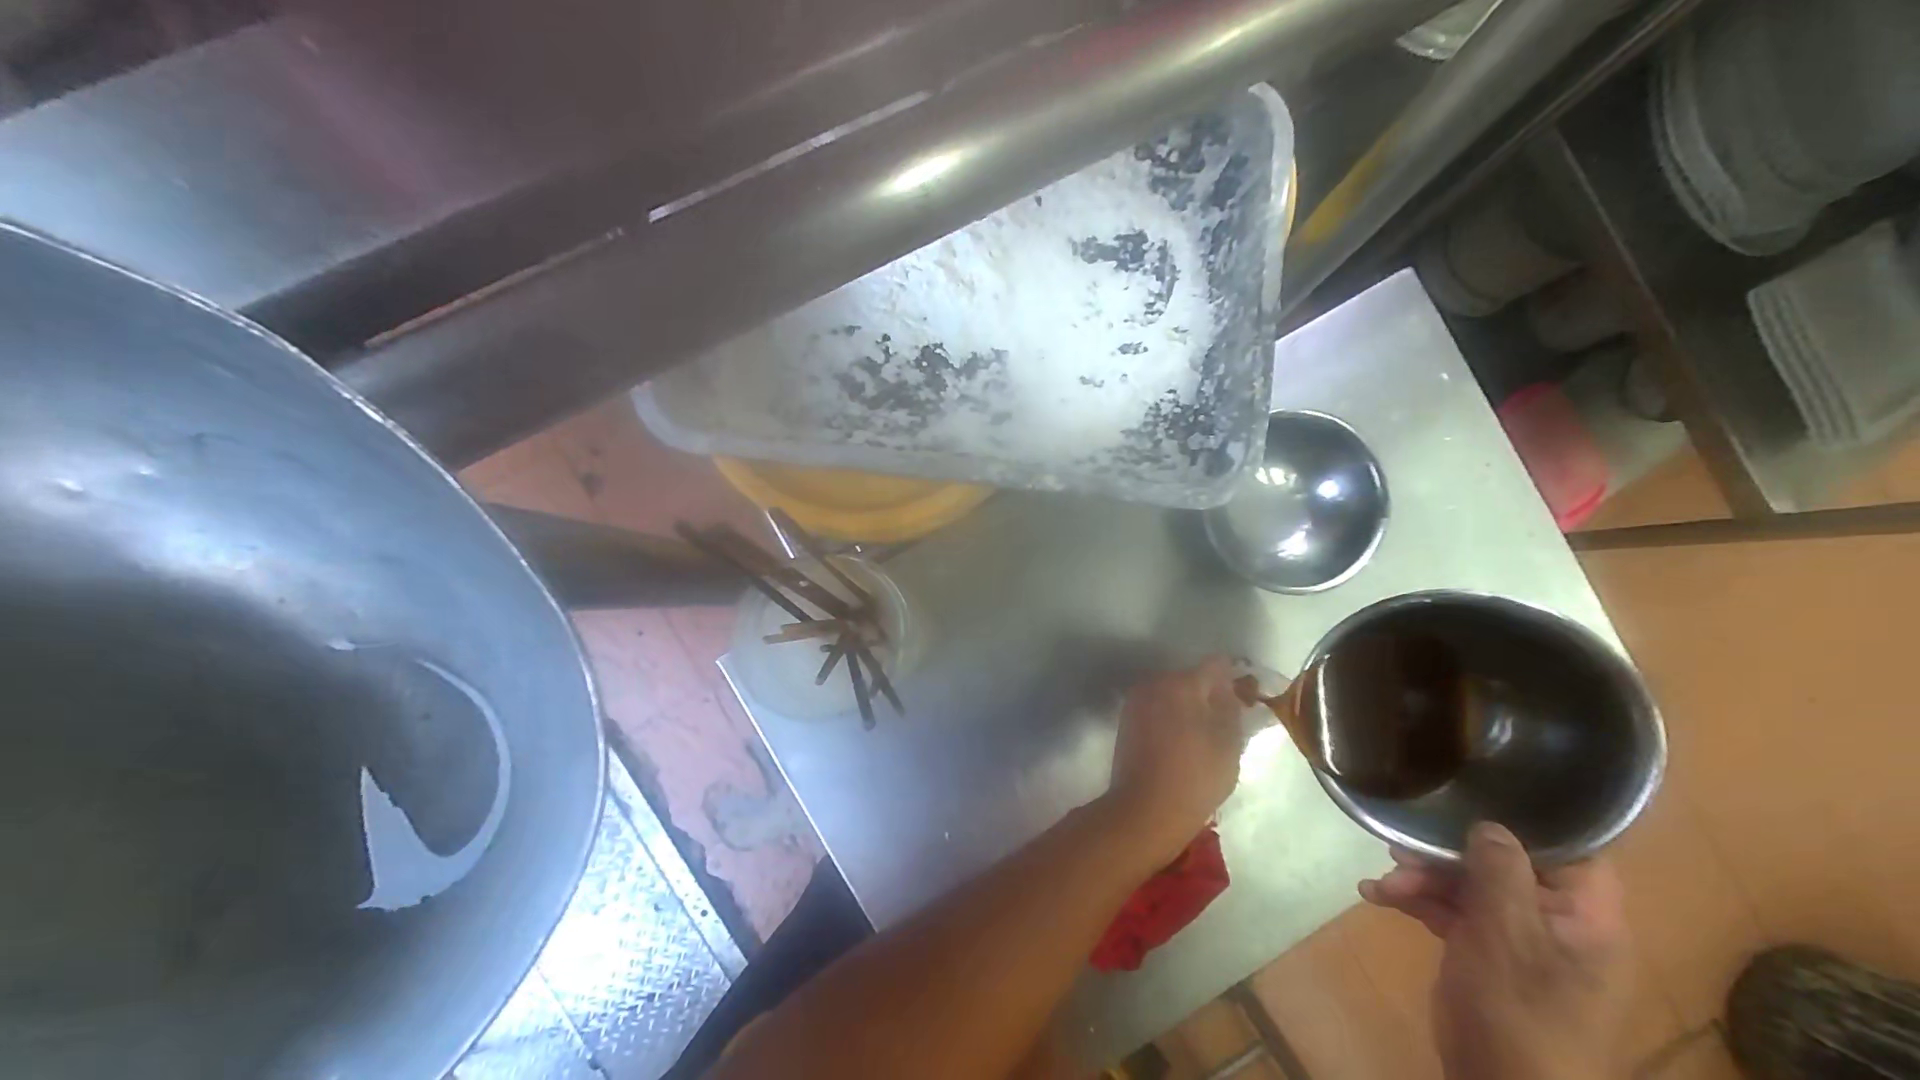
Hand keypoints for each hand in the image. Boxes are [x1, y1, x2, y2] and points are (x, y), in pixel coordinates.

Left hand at [1103, 657, 1247, 867]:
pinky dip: (1172, 714)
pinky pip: (1157, 706)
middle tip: (1229, 717)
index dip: (1237, 676)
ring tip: (1207, 732)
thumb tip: (1228, 687)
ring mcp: (1137, 700)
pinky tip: (1183, 739)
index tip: (1249, 695)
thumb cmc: (1196, 776)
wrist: (1145, 809)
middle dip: (1211, 691)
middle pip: (1191, 676)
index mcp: (1182, 682)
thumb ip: (1231, 705)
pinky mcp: (1127, 719)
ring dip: (1190, 703)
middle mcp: (1155, 683)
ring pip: (1172, 691)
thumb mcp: (1229, 742)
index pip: (1217, 664)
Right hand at [1359, 823, 1630, 1079]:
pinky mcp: (1482, 953)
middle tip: (1402, 849)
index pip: (1570, 851)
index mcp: (1585, 915)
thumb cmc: (1521, 1007)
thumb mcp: (1510, 933)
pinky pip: (1449, 912)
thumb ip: (1501, 872)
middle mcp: (1555, 920)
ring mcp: (1517, 938)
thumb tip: (1489, 825)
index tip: (1475, 795)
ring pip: (1468, 885)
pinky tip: (1377, 896)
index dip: (1528, 821)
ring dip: (1423, 878)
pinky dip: (1415, 902)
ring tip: (1385, 881)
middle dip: (1448, 854)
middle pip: (1503, 864)